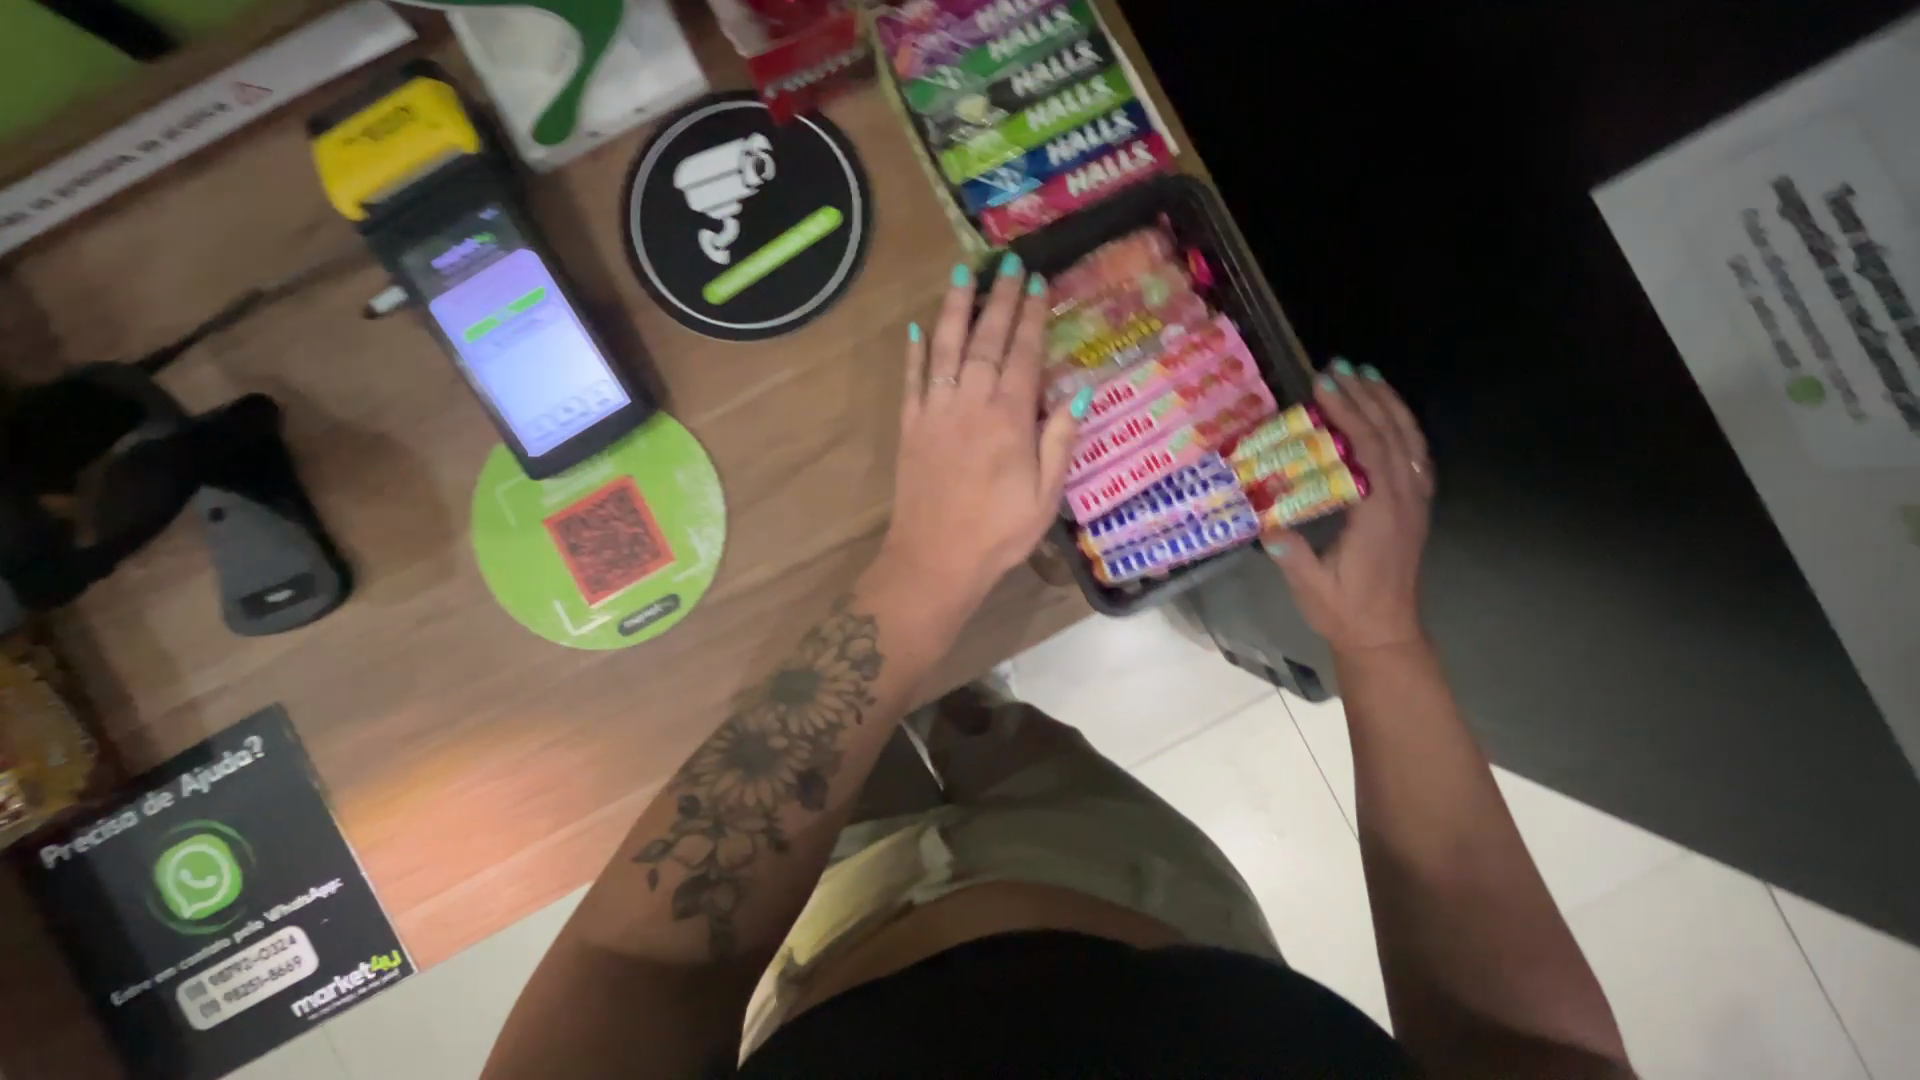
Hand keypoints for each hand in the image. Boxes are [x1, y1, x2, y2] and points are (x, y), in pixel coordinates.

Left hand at [879, 256, 1078, 609]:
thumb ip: (1060, 438)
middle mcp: (971, 403)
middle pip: (986, 340)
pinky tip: (917, 328)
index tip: (1036, 282)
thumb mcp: (1046, 493)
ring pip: (946, 348)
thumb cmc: (999, 532)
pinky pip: (912, 380)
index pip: (1023, 353)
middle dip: (998, 299)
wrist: (935, 559)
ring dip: (955, 309)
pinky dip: (915, 352)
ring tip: (962, 273)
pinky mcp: (910, 427)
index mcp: (1009, 418)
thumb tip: (1082, 389)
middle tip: (1007, 262)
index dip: (1030, 316)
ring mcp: (935, 411)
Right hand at [1264, 360, 1433, 653]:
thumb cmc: (1345, 611)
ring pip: (1410, 441)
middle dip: (1366, 397)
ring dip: (1388, 404)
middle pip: (1392, 436)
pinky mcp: (1414, 508)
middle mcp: (1404, 502)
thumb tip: (1265, 523)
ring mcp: (1415, 504)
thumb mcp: (1311, 588)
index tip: (1325, 386)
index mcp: (1379, 518)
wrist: (1386, 635)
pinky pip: (1414, 456)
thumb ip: (1292, 555)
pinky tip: (1386, 413)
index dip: (1350, 415)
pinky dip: (1402, 427)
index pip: (1369, 453)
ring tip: (1365, 374)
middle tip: (1339, 367)